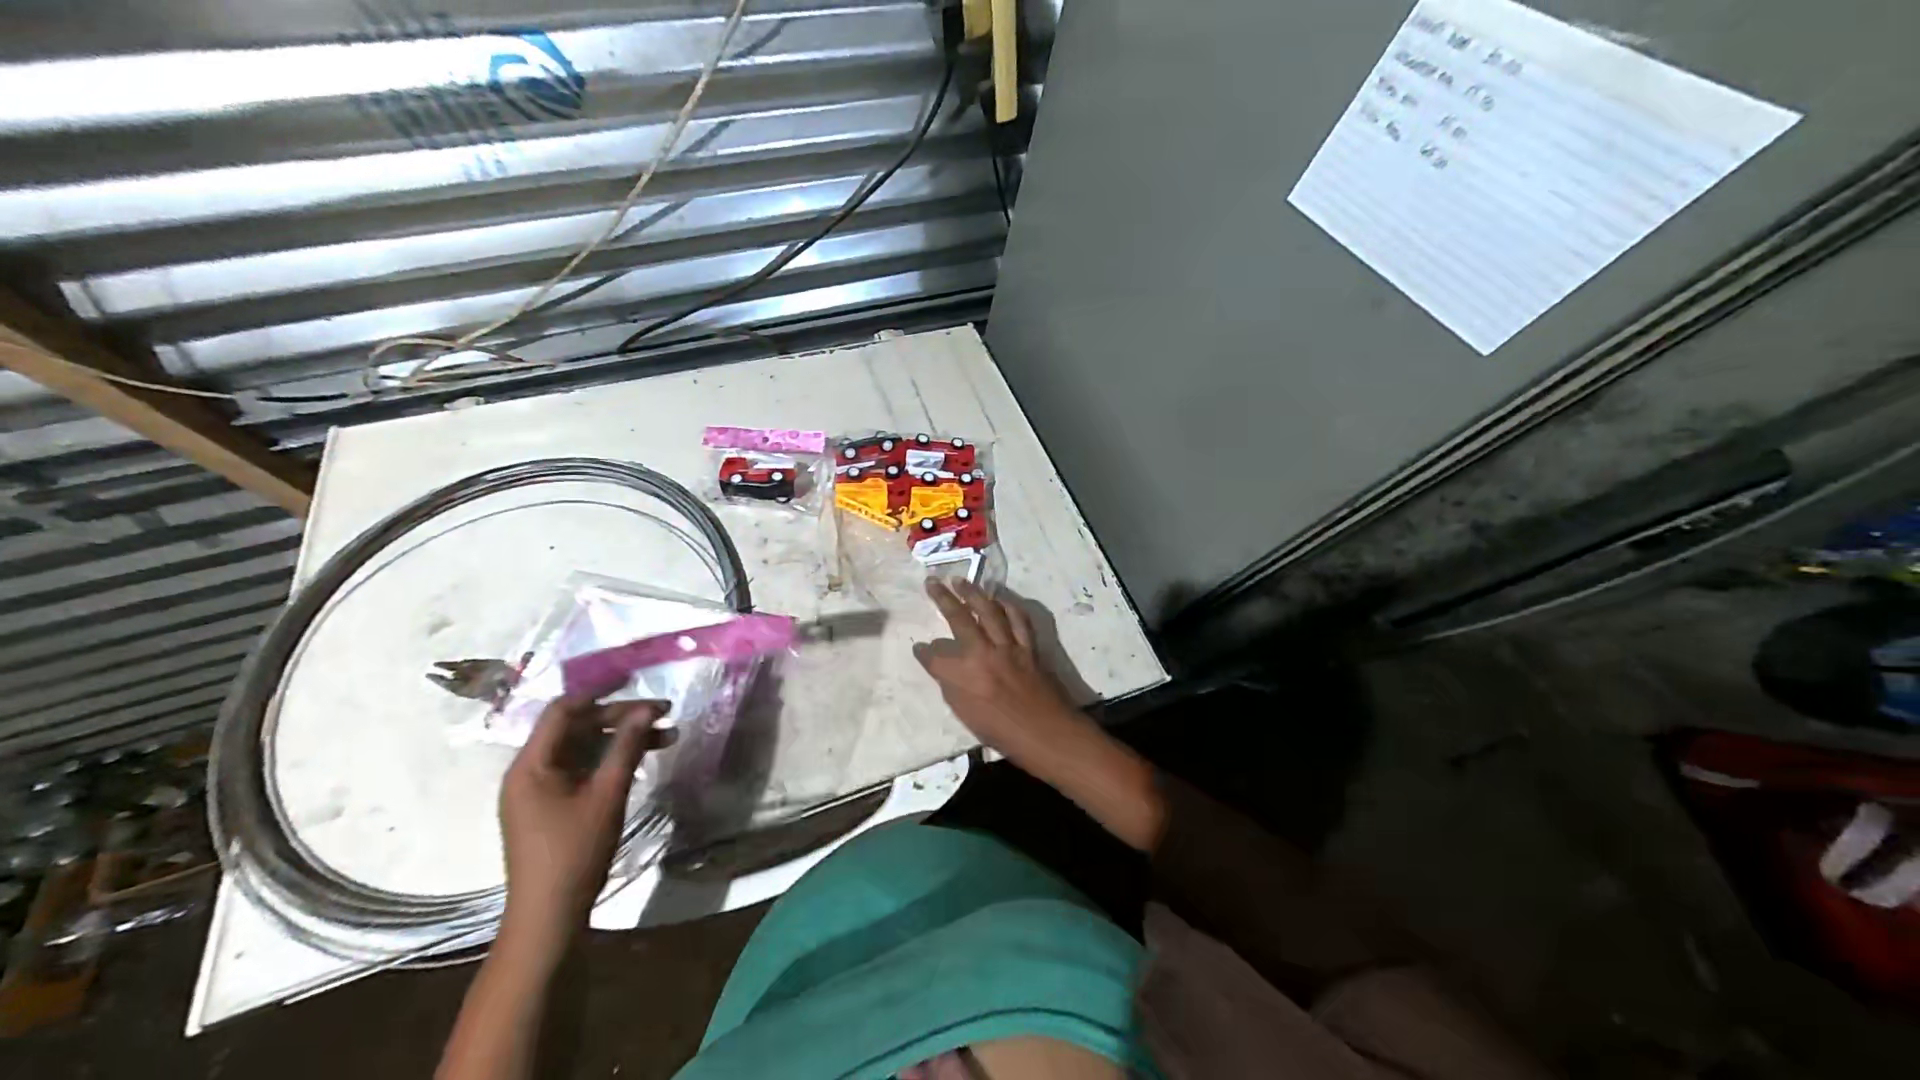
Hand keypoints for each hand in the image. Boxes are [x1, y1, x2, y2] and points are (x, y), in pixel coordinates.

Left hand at [497, 695, 670, 949]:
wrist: (549, 917)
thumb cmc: (575, 852)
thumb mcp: (607, 795)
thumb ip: (626, 748)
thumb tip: (647, 710)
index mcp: (531, 765)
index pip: (563, 711)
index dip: (600, 693)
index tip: (638, 684)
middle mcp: (529, 772)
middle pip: (576, 729)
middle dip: (621, 718)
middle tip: (664, 714)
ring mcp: (538, 791)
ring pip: (584, 750)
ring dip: (622, 740)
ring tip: (666, 737)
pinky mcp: (551, 807)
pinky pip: (582, 770)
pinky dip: (611, 762)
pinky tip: (642, 762)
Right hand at [916, 580, 1164, 850]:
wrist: (1049, 735)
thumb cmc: (1004, 734)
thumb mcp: (967, 716)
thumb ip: (952, 687)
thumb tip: (943, 667)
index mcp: (963, 676)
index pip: (934, 657)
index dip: (924, 652)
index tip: (920, 648)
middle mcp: (983, 654)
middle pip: (958, 618)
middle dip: (942, 598)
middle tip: (932, 582)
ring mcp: (1008, 647)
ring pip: (988, 611)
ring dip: (973, 593)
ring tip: (961, 581)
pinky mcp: (1029, 647)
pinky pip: (1017, 619)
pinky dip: (1007, 606)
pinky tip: (999, 599)